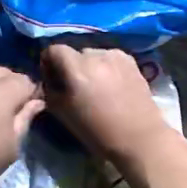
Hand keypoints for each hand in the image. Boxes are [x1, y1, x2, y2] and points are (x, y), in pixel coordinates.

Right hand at [40, 45, 173, 162]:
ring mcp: (116, 55)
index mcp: (77, 68)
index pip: (53, 50)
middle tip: (75, 87)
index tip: (52, 79)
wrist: (138, 137)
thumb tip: (49, 79)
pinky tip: (112, 85)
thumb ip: (50, 90)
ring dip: (89, 66)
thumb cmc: (97, 130)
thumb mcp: (62, 113)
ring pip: (93, 55)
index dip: (48, 63)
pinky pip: (110, 58)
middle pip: (74, 53)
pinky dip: (106, 67)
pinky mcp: (131, 61)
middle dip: (70, 67)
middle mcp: (96, 55)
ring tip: (96, 87)